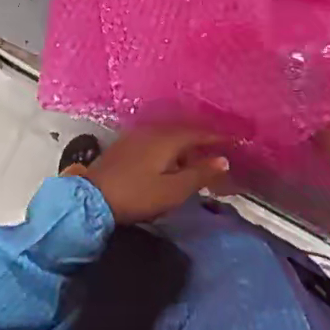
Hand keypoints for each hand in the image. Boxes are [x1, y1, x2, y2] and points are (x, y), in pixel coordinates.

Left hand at [64, 126, 228, 223]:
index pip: (199, 133)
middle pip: (184, 131)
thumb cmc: (137, 195)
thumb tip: (223, 159)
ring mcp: (136, 136)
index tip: (237, 139)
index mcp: (166, 139)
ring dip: (186, 144)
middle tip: (221, 147)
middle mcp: (152, 131)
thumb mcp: (173, 189)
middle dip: (203, 138)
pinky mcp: (126, 145)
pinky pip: (157, 140)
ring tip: (200, 156)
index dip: (218, 137)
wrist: (92, 198)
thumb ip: (199, 173)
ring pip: (169, 135)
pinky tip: (172, 160)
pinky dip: (171, 147)